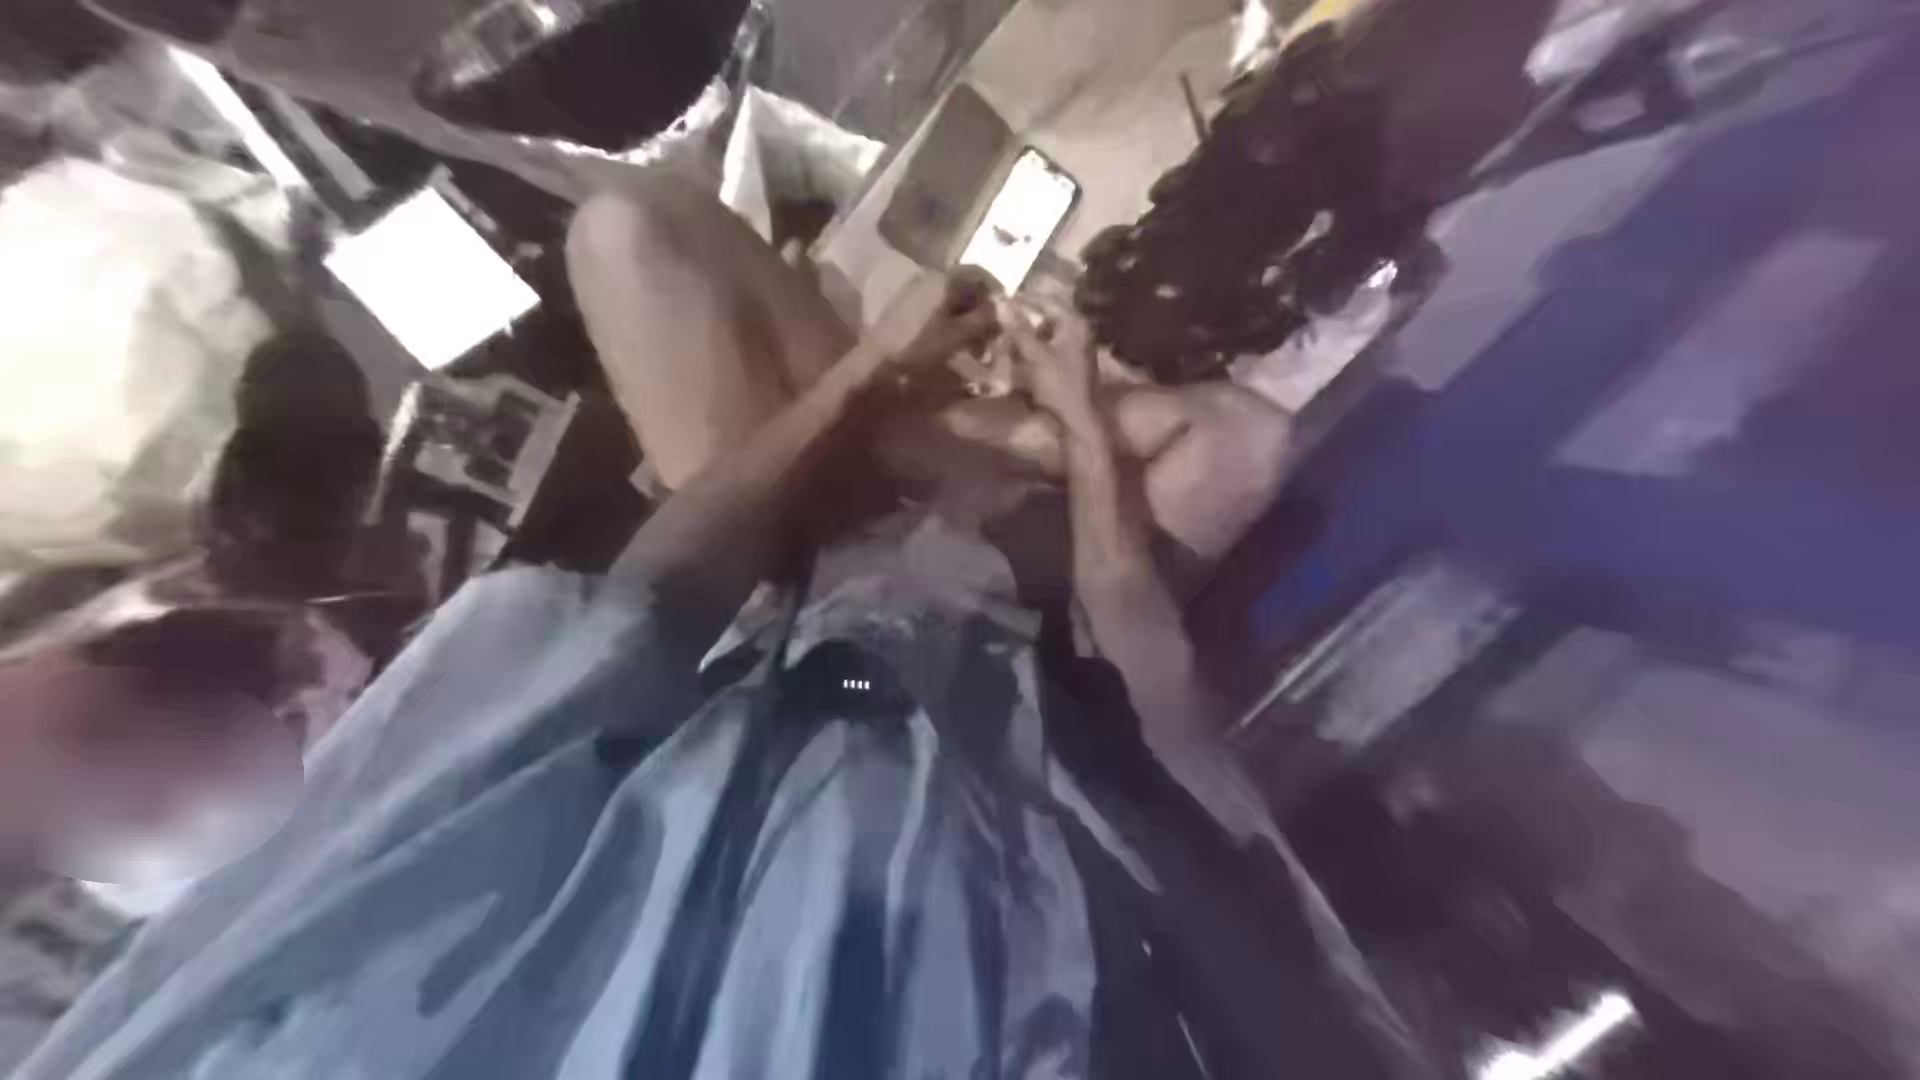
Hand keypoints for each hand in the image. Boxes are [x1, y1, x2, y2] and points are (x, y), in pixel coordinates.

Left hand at [865, 268, 1001, 381]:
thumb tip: (1005, 308)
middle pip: (966, 288)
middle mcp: (930, 278)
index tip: (1008, 315)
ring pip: (952, 301)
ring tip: (978, 348)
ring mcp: (916, 292)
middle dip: (983, 311)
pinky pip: (938, 310)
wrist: (876, 364)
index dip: (997, 293)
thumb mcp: (957, 335)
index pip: (981, 275)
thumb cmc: (920, 348)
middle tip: (994, 337)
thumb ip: (983, 319)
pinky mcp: (907, 309)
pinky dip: (952, 323)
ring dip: (969, 320)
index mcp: (944, 279)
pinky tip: (956, 344)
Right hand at [1002, 296, 1100, 431]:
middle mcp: (1079, 330)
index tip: (1000, 299)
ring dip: (1028, 330)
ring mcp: (1078, 346)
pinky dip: (1035, 344)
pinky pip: (1050, 344)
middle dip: (1025, 315)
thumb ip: (1019, 328)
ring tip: (1006, 331)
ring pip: (1048, 329)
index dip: (1022, 299)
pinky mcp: (1072, 361)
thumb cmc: (1058, 386)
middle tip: (1001, 315)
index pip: (1046, 299)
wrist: (1078, 419)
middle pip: (1048, 314)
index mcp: (1075, 323)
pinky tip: (1019, 349)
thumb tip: (1001, 300)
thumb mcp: (1035, 355)